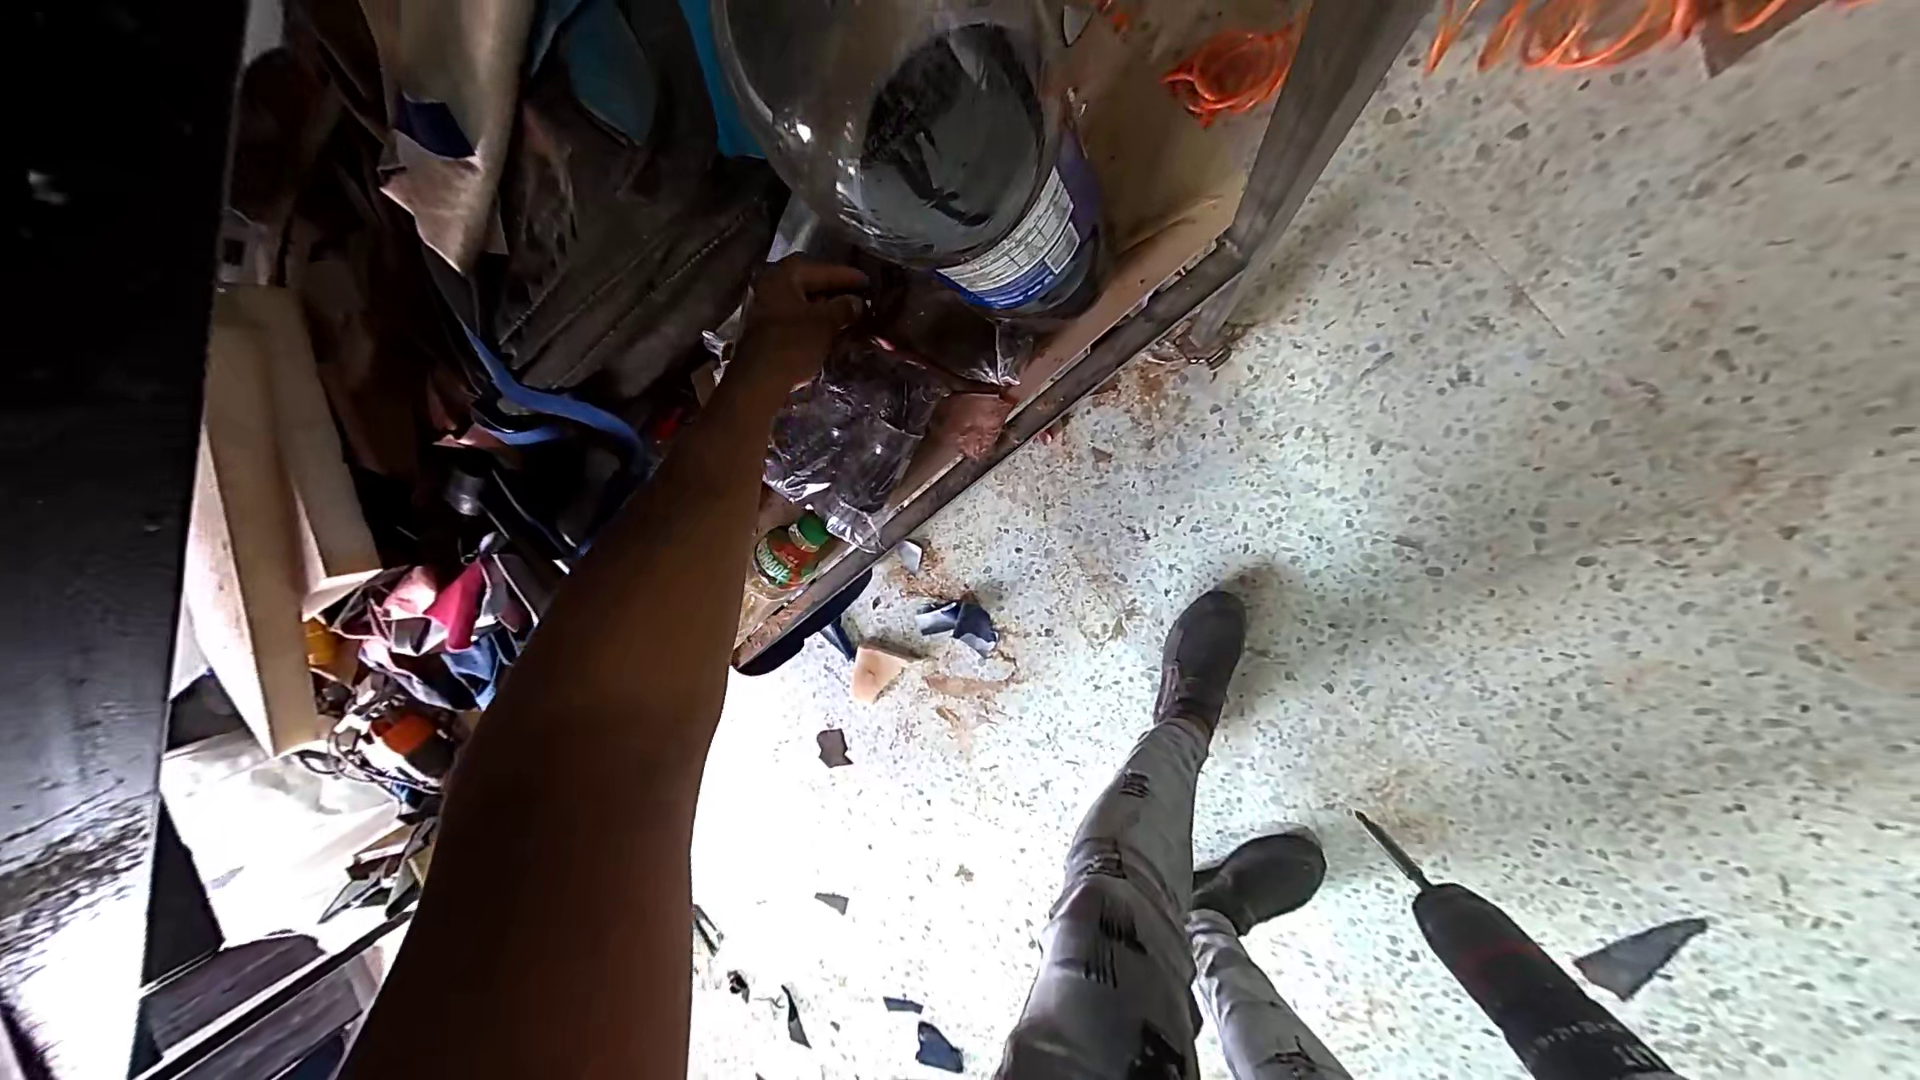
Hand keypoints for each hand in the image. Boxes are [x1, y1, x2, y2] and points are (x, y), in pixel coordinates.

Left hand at [734, 256, 867, 391]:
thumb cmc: (793, 345)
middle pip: (808, 283)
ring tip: (847, 315)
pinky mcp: (765, 330)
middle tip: (858, 297)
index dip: (847, 276)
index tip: (867, 282)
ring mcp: (764, 309)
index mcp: (782, 276)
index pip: (821, 270)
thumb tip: (857, 302)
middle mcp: (769, 286)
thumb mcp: (825, 324)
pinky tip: (828, 329)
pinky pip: (794, 317)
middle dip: (834, 291)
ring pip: (801, 302)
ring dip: (823, 307)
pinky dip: (812, 320)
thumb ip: (843, 308)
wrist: (760, 381)